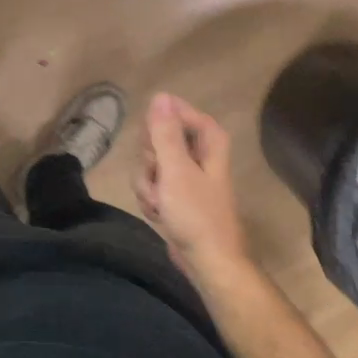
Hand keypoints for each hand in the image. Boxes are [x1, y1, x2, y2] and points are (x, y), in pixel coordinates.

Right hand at [134, 93, 251, 279]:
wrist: (207, 260)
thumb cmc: (196, 214)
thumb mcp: (176, 170)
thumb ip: (165, 133)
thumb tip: (160, 96)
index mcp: (209, 141)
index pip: (178, 111)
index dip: (160, 125)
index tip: (152, 146)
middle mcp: (199, 154)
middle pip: (159, 138)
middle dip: (151, 163)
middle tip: (159, 179)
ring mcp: (186, 176)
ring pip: (151, 165)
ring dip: (149, 186)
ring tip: (161, 204)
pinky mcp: (176, 196)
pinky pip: (153, 185)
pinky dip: (152, 200)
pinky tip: (159, 215)